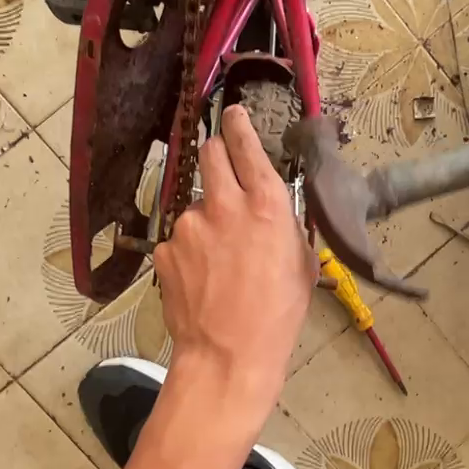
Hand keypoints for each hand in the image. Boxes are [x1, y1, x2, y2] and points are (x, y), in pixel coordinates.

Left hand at [153, 105, 315, 404]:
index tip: (233, 114)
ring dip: (207, 218)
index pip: (245, 144)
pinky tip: (202, 277)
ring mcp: (189, 226)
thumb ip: (288, 225)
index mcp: (266, 205)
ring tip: (220, 259)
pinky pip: (180, 238)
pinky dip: (190, 250)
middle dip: (217, 154)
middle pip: (210, 154)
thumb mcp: (302, 263)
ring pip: (196, 203)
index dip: (238, 124)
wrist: (228, 355)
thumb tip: (278, 208)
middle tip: (227, 176)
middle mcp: (224, 205)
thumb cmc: (278, 314)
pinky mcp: (166, 249)